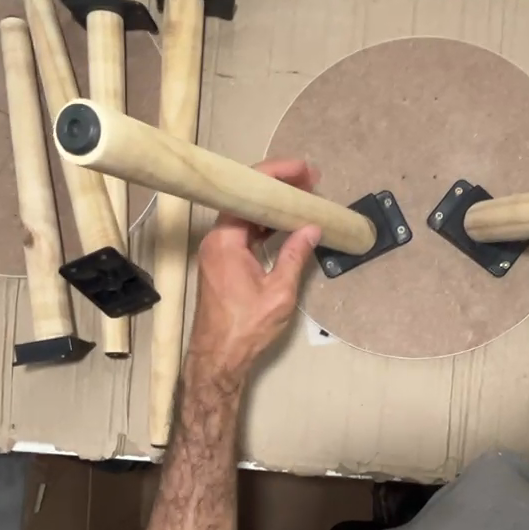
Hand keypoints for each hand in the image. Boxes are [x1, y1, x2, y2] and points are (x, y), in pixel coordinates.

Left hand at [185, 159, 322, 384]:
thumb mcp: (279, 292)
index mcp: (225, 241)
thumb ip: (295, 256)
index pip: (248, 191)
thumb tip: (313, 229)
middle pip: (245, 198)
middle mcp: (216, 239)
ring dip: (272, 205)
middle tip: (311, 181)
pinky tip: (286, 223)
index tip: (304, 172)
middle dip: (278, 186)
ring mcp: (216, 250)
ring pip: (245, 214)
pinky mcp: (220, 262)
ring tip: (304, 198)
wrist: (218, 358)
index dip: (277, 175)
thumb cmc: (245, 329)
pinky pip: (243, 232)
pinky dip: (264, 224)